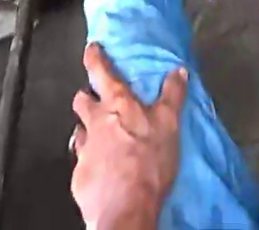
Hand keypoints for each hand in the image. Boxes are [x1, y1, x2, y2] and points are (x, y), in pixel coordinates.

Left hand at [70, 43, 186, 229]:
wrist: (127, 209)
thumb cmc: (149, 160)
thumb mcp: (169, 123)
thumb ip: (173, 94)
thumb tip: (179, 70)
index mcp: (116, 103)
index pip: (100, 71)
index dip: (94, 57)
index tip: (91, 49)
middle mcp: (95, 122)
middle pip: (81, 100)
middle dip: (86, 97)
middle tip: (95, 100)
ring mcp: (84, 150)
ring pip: (79, 132)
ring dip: (87, 131)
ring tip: (98, 138)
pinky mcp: (79, 178)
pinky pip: (82, 164)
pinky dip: (90, 163)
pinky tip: (101, 171)